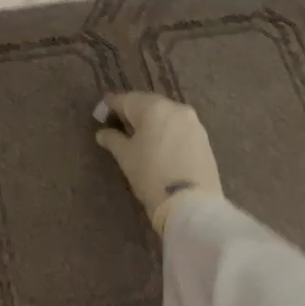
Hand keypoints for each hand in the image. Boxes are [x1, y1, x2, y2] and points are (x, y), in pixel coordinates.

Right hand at [94, 92, 222, 232]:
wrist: (192, 205)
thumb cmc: (152, 175)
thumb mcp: (126, 157)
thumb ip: (113, 139)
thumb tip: (103, 133)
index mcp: (154, 108)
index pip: (126, 100)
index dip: (110, 106)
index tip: (100, 114)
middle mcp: (175, 108)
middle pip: (148, 104)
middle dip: (133, 113)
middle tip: (119, 125)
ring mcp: (193, 123)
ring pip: (166, 116)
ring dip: (151, 122)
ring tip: (140, 136)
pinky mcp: (204, 139)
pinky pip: (179, 128)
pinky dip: (167, 132)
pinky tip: (160, 145)